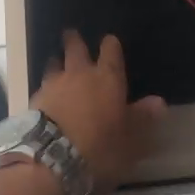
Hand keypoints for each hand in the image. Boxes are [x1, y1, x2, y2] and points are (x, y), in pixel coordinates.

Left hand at [31, 31, 165, 193]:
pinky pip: (42, 86)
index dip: (110, 45)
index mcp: (108, 78)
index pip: (110, 50)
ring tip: (57, 63)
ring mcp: (55, 84)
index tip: (110, 42)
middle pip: (76, 48)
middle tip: (72, 35)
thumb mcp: (130, 140)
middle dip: (75, 40)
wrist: (52, 159)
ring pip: (55, 63)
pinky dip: (45, 88)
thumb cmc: (100, 147)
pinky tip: (46, 96)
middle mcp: (80, 72)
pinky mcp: (35, 99)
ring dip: (57, 63)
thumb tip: (159, 102)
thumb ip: (142, 118)